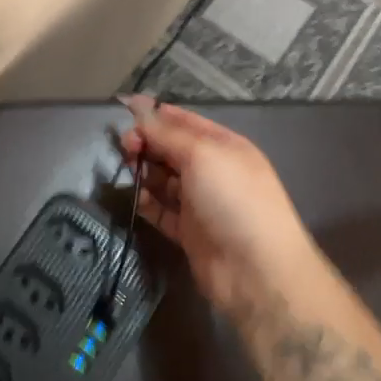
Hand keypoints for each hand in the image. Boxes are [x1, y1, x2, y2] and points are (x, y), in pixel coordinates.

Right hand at [117, 96, 324, 319]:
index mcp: (224, 146)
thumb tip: (138, 107)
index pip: (184, 121)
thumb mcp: (201, 155)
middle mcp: (213, 171)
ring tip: (127, 169)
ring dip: (144, 171)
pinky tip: (136, 197)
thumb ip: (167, 133)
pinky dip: (147, 203)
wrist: (257, 273)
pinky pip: (162, 211)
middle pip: (172, 149)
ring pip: (164, 179)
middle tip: (124, 146)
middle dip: (147, 142)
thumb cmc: (233, 200)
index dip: (155, 114)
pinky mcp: (190, 233)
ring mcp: (202, 203)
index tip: (124, 110)